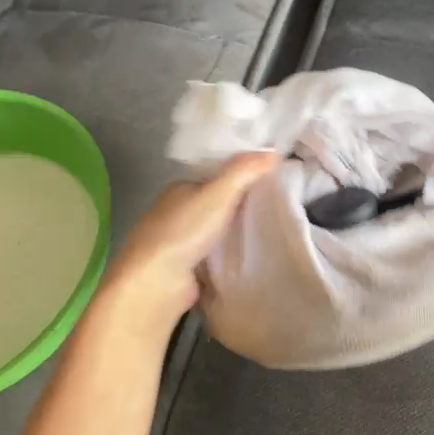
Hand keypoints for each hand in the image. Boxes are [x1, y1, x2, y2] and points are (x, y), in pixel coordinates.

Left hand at [93, 152, 277, 337]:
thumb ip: (245, 170)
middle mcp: (174, 213)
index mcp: (178, 189)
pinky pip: (212, 255)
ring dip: (234, 233)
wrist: (156, 283)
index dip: (241, 178)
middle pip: (215, 205)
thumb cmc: (184, 231)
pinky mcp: (183, 269)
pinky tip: (251, 256)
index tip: (270, 182)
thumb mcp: (219, 193)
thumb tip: (273, 152)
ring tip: (271, 231)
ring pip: (214, 231)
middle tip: (277, 208)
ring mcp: (177, 242)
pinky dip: (228, 254)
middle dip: (239, 207)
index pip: (215, 178)